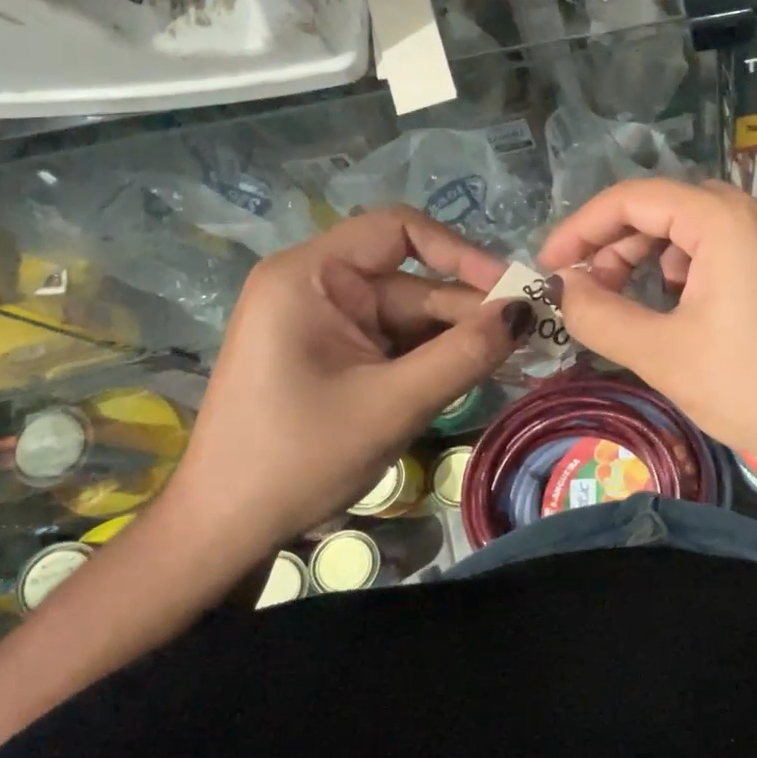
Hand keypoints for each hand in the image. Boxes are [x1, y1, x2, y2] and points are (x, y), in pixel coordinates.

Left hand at [167, 207, 534, 546]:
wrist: (227, 527)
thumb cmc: (300, 457)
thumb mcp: (395, 403)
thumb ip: (466, 353)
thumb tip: (528, 310)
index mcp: (311, 278)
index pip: (399, 230)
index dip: (462, 253)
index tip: (512, 292)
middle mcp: (317, 288)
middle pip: (414, 281)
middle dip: (470, 311)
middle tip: (529, 343)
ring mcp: (325, 324)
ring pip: (413, 316)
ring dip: (458, 340)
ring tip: (507, 365)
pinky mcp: (335, 356)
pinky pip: (398, 343)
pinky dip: (435, 359)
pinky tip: (470, 378)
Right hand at [537, 179, 756, 481]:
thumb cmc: (751, 388)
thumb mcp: (661, 354)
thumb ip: (598, 314)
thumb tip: (564, 287)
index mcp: (725, 219)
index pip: (633, 198)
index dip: (582, 228)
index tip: (549, 266)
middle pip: (667, 209)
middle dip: (619, 245)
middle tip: (589, 293)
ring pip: (698, 229)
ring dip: (654, 258)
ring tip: (633, 305)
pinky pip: (728, 249)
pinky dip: (692, 269)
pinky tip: (683, 310)